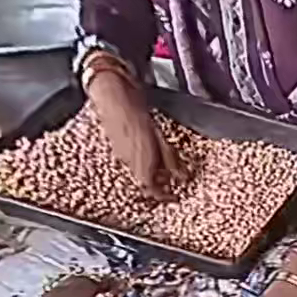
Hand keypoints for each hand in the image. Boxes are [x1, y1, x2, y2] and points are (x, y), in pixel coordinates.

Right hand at [85, 67, 179, 196]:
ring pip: (139, 174)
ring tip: (162, 167)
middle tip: (170, 182)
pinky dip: (143, 165)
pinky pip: (132, 164)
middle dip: (159, 186)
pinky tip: (149, 155)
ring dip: (151, 175)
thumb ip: (171, 162)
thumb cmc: (139, 117)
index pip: (153, 191)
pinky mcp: (117, 149)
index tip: (174, 197)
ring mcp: (121, 157)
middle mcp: (129, 165)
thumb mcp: (162, 142)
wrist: (114, 99)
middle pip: (145, 184)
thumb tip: (182, 178)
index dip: (165, 197)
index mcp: (142, 165)